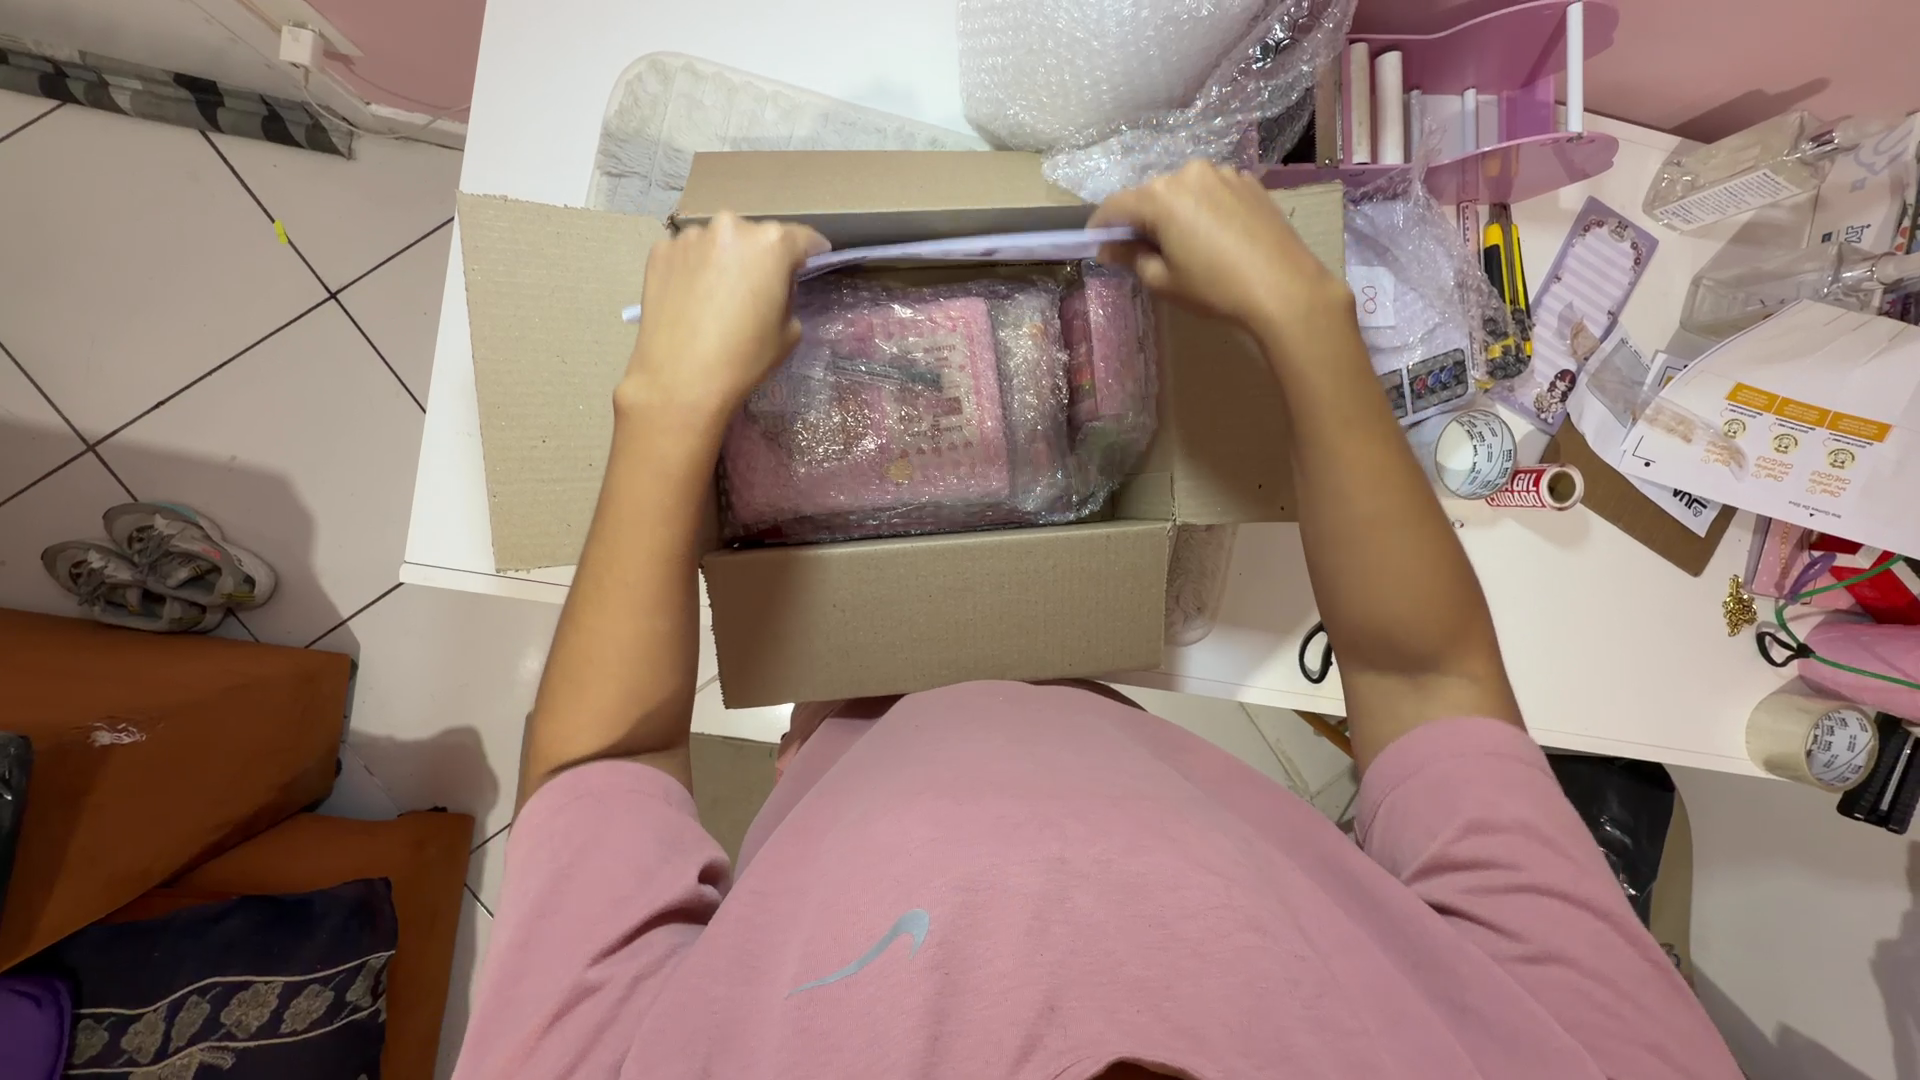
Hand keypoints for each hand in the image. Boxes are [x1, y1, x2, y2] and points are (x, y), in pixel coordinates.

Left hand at [616, 213, 829, 423]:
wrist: (681, 377)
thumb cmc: (745, 357)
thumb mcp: (789, 331)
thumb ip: (787, 295)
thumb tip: (773, 286)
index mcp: (771, 244)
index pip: (802, 238)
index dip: (812, 249)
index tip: (815, 257)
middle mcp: (731, 227)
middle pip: (756, 236)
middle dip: (763, 256)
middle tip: (760, 285)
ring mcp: (690, 236)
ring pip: (719, 242)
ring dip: (726, 259)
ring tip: (721, 294)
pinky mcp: (660, 251)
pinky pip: (688, 254)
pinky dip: (695, 268)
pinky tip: (693, 298)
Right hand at [1088, 161, 1352, 356]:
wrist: (1283, 286)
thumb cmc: (1214, 287)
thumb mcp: (1163, 280)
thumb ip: (1131, 258)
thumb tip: (1109, 248)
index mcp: (1161, 196)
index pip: (1116, 205)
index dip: (1101, 225)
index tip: (1094, 242)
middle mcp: (1189, 173)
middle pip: (1150, 194)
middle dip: (1139, 219)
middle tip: (1138, 250)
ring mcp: (1222, 173)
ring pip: (1182, 191)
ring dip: (1172, 212)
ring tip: (1178, 245)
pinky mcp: (1248, 182)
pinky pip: (1210, 192)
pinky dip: (1200, 209)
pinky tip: (1210, 238)